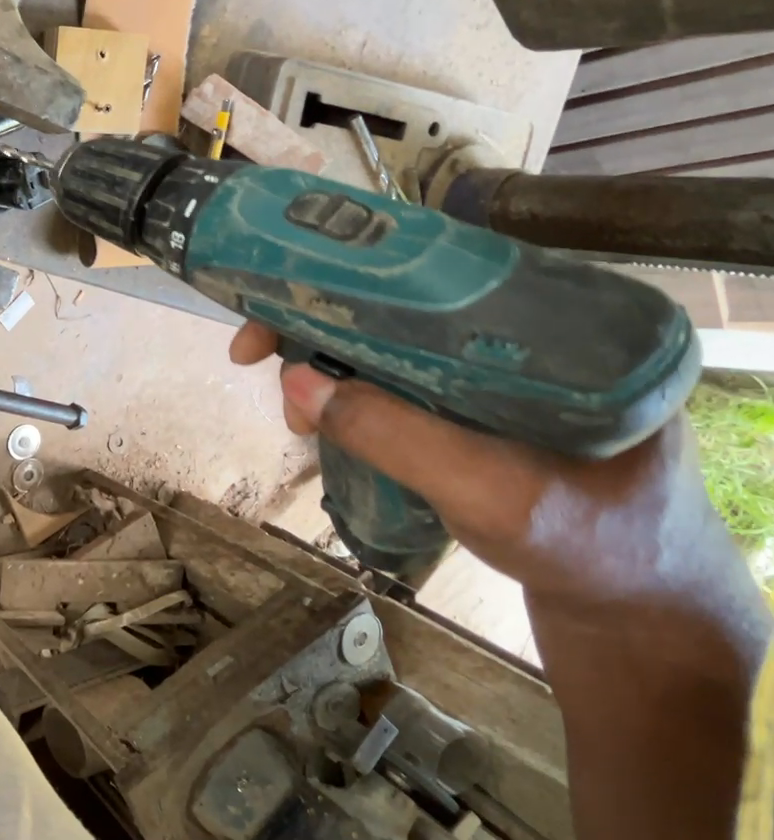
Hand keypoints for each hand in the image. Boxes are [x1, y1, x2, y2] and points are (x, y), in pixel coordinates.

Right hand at [227, 322, 746, 610]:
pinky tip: (329, 422)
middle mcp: (534, 337)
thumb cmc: (589, 549)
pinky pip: (403, 382)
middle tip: (257, 357)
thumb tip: (295, 381)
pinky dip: (355, 396)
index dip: (348, 285)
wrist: (638, 616)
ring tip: (297, 417)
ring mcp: (507, 375)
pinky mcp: (485, 408)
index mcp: (567, 329)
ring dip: (331, 369)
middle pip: (403, 309)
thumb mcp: (492, 493)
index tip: (278, 302)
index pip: (437, 278)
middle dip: (321, 331)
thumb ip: (397, 436)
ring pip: (395, 348)